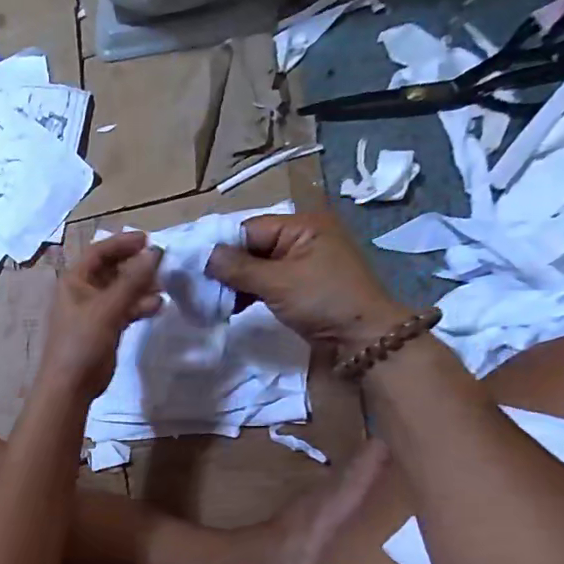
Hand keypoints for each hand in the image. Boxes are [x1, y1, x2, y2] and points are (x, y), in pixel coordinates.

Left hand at [39, 232, 162, 401]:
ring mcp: (95, 311)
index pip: (99, 252)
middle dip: (135, 265)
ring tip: (164, 285)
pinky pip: (125, 309)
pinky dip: (140, 306)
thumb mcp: (107, 308)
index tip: (149, 239)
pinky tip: (158, 306)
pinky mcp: (106, 328)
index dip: (122, 243)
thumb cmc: (82, 342)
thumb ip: (132, 281)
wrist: (71, 386)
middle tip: (161, 263)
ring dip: (141, 286)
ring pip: (121, 290)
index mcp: (74, 281)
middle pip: (112, 269)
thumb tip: (156, 252)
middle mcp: (83, 292)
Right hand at [205, 205, 411, 351]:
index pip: (250, 229)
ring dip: (238, 284)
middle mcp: (304, 238)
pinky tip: (234, 306)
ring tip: (217, 302)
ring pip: (259, 267)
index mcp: (303, 224)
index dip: (224, 249)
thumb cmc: (324, 301)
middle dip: (229, 268)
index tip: (198, 270)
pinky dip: (252, 292)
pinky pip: (269, 282)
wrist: (364, 339)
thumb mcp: (278, 282)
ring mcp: (304, 263)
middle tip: (205, 290)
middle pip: (253, 247)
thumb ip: (239, 268)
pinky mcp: (303, 286)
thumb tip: (205, 256)